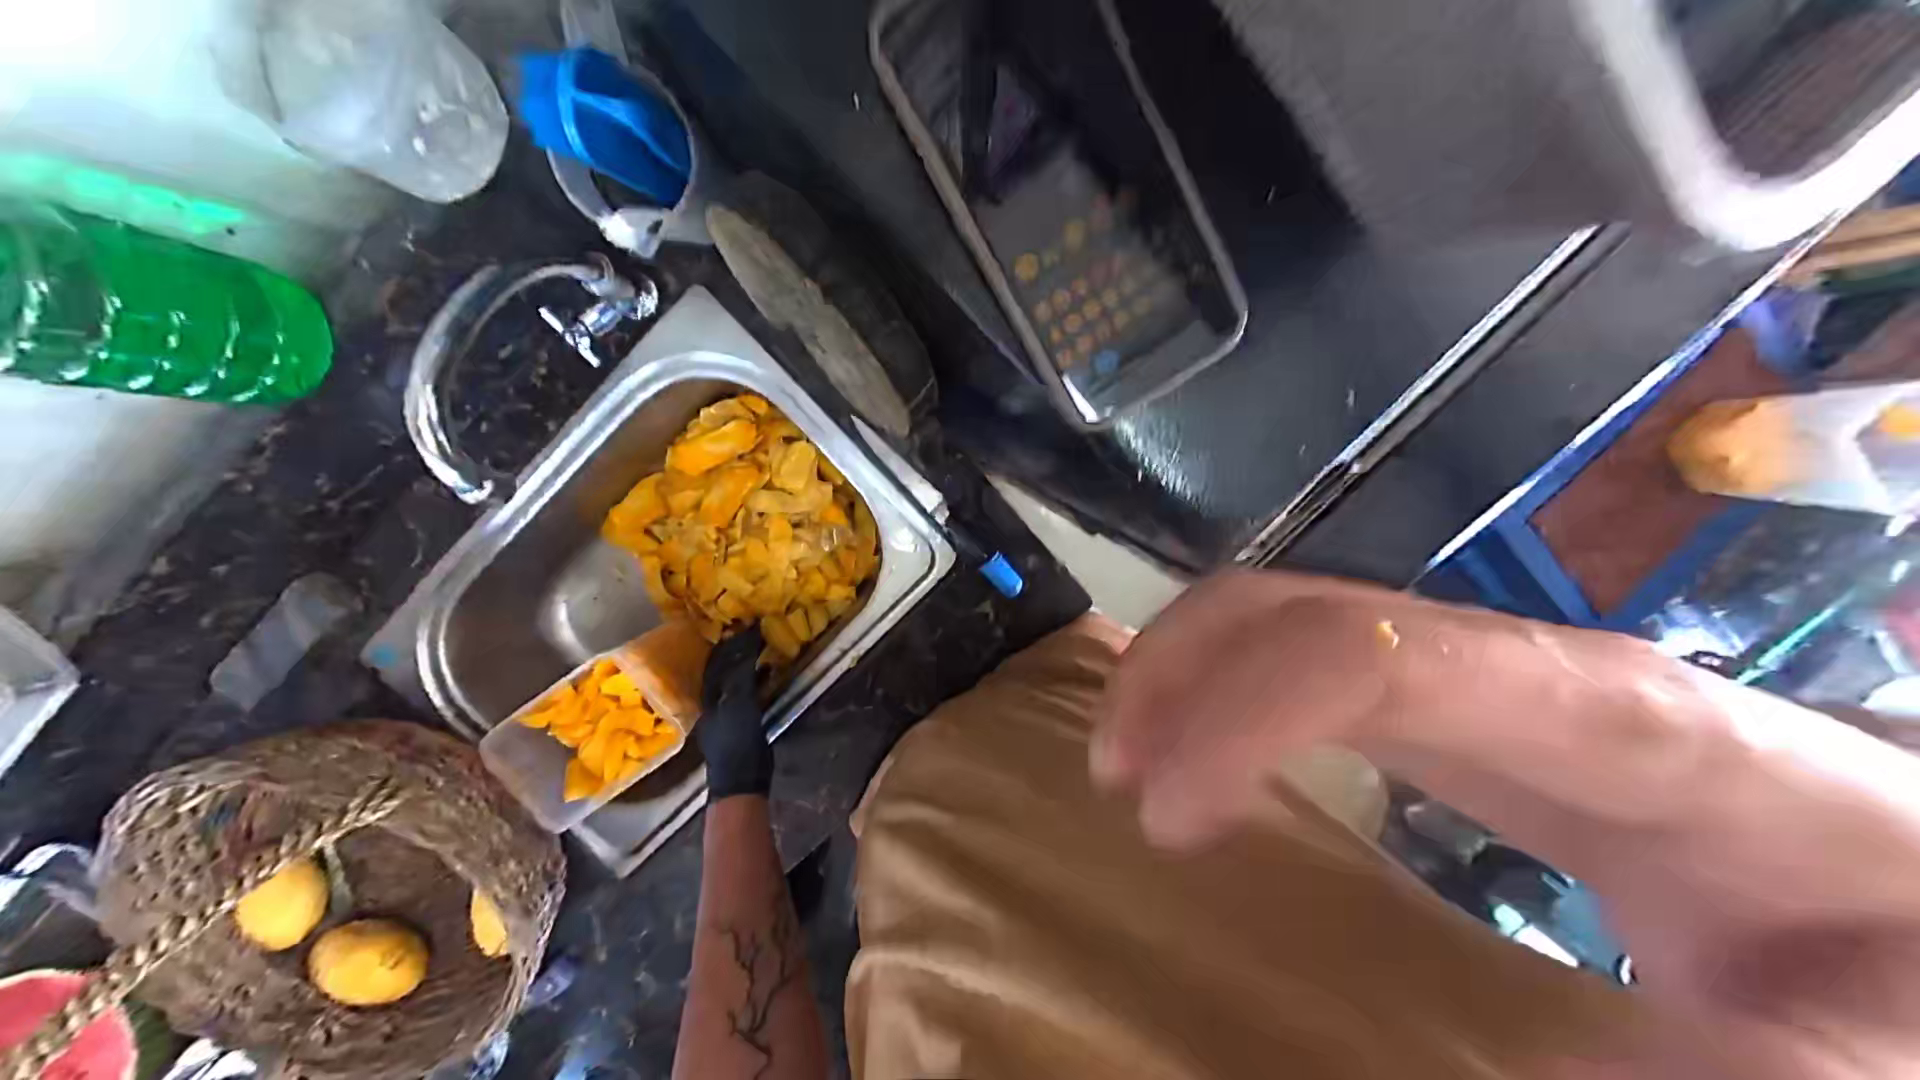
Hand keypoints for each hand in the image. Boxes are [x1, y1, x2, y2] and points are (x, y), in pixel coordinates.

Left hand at [696, 627, 771, 799]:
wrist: (741, 782)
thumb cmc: (738, 743)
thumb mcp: (740, 706)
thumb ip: (741, 678)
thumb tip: (744, 647)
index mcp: (709, 698)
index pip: (717, 663)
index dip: (731, 645)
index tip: (748, 628)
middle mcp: (713, 704)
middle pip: (723, 671)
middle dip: (736, 653)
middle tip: (753, 635)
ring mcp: (725, 715)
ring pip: (734, 682)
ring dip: (746, 666)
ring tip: (762, 650)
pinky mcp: (740, 725)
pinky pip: (746, 693)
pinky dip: (755, 681)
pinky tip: (767, 676)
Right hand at [1095, 570, 1919, 1078]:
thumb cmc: (1906, 941)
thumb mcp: (1883, 1033)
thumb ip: (1774, 1065)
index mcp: (1587, 707)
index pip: (1360, 656)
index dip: (1235, 713)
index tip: (1166, 817)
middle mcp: (1496, 660)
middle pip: (1287, 606)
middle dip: (1174, 673)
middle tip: (1114, 777)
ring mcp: (1458, 668)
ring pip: (1273, 613)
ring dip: (1176, 669)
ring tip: (1127, 757)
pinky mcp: (1440, 697)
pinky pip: (1292, 657)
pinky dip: (1214, 684)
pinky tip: (1196, 748)